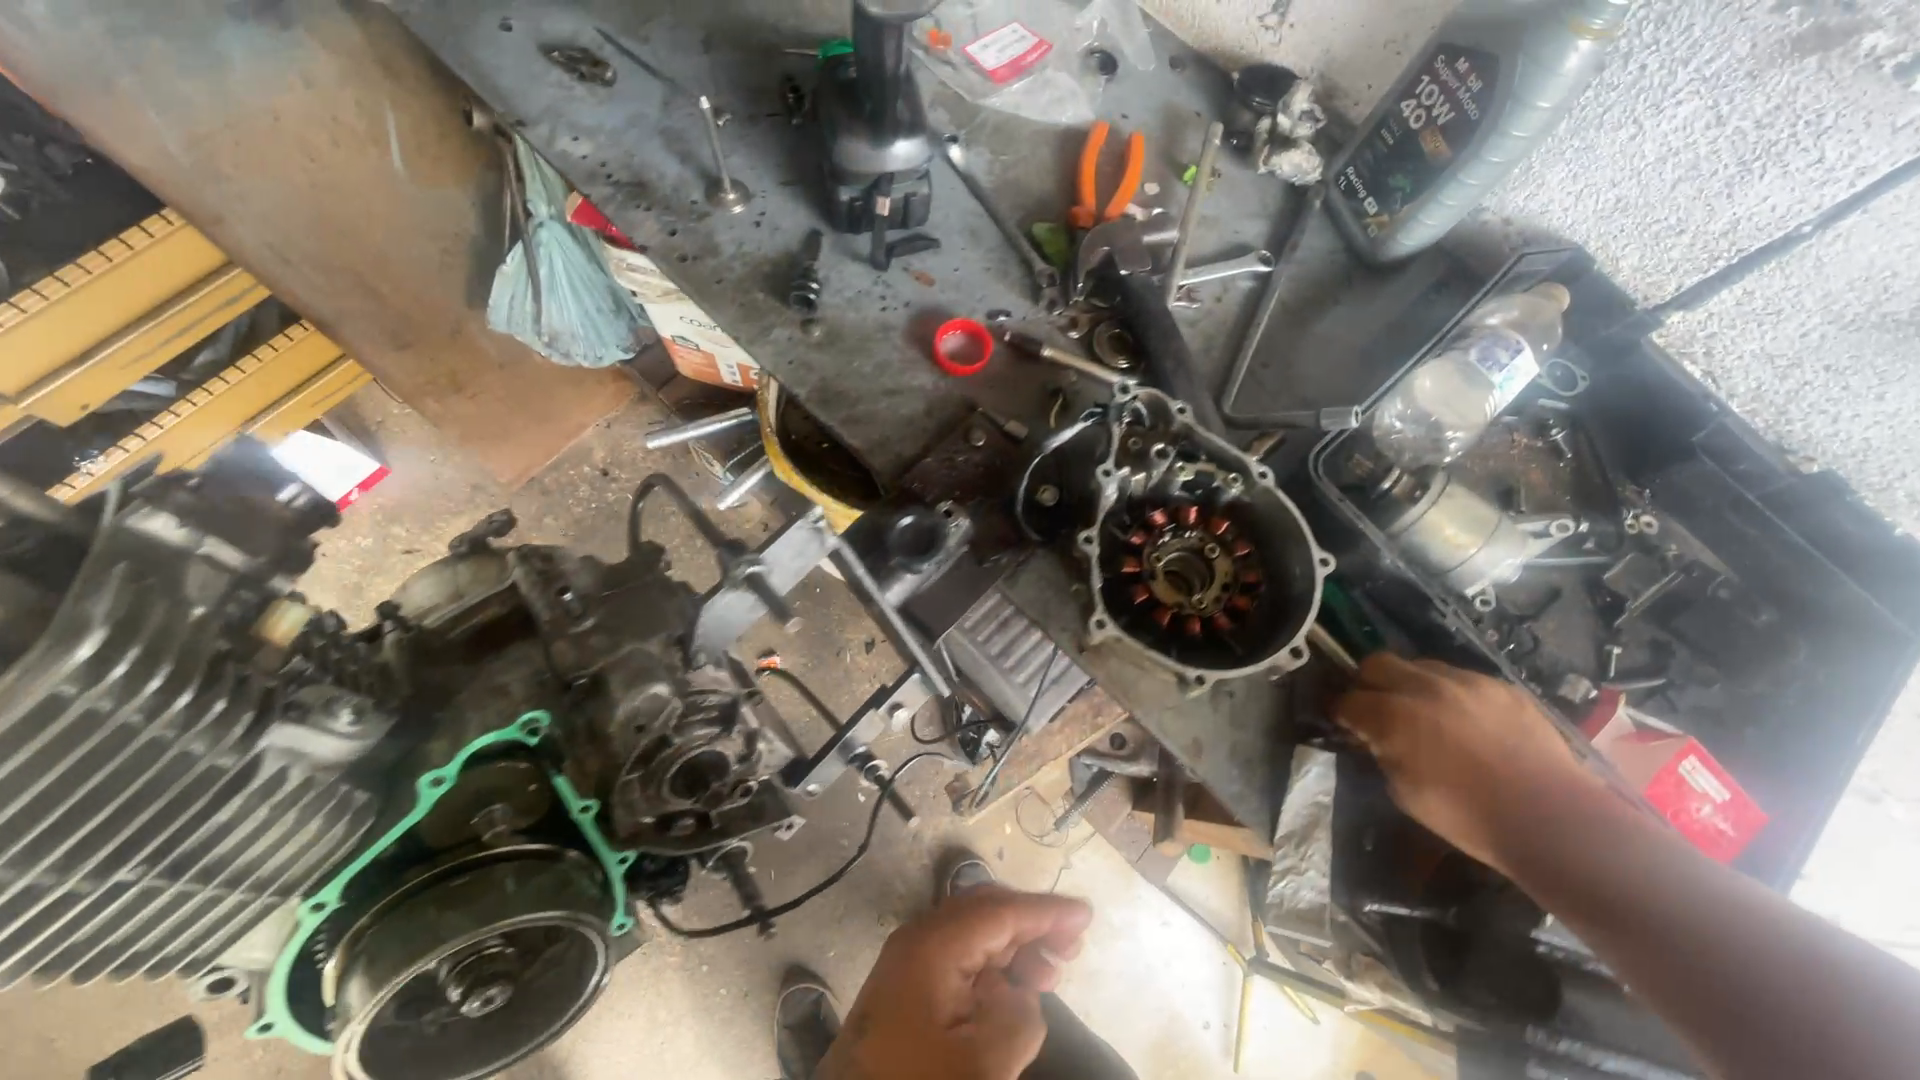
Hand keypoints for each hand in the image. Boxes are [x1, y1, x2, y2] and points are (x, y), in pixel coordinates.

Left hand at [818, 886, 1092, 1079]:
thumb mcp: (985, 1061)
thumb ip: (1020, 1015)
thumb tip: (1018, 995)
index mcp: (933, 944)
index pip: (1001, 911)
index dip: (1047, 911)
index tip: (1086, 915)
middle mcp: (918, 941)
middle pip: (985, 913)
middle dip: (1032, 923)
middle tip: (1072, 945)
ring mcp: (909, 964)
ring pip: (972, 936)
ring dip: (1015, 948)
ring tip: (1050, 976)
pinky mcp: (906, 991)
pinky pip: (958, 961)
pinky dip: (993, 968)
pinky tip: (1015, 992)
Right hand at [1334, 653, 1607, 874]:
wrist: (1550, 818)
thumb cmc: (1468, 816)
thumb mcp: (1404, 791)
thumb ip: (1384, 754)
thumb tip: (1378, 739)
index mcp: (1393, 716)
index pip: (1347, 700)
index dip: (1340, 712)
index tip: (1343, 723)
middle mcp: (1424, 688)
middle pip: (1377, 663)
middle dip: (1368, 683)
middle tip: (1376, 707)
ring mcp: (1466, 682)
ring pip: (1420, 665)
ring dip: (1410, 684)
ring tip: (1423, 712)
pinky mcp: (1501, 686)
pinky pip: (1462, 678)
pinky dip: (1450, 693)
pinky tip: (1464, 720)